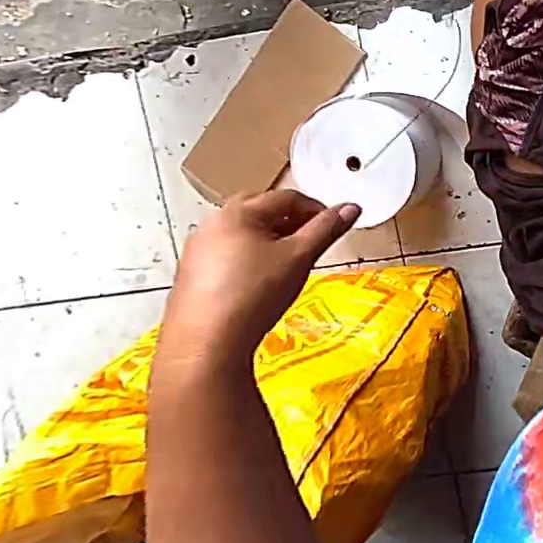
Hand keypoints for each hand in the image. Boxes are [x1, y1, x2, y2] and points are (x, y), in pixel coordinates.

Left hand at [159, 189, 360, 364]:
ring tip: (288, 261)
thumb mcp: (300, 258)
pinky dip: (249, 256)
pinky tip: (260, 281)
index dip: (316, 208)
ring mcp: (198, 249)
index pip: (287, 197)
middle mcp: (213, 223)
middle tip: (311, 240)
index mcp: (239, 212)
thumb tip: (351, 208)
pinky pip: (227, 252)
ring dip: (270, 238)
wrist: (207, 345)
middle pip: (261, 209)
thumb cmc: (256, 294)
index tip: (333, 226)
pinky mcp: (191, 274)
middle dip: (291, 220)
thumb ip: (327, 229)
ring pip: (243, 231)